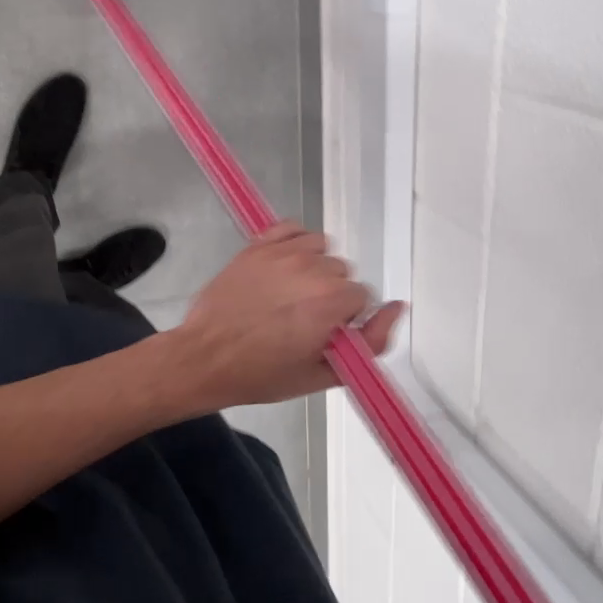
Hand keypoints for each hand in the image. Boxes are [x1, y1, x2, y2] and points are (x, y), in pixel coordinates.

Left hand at [168, 221, 404, 409]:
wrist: (205, 358)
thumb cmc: (262, 373)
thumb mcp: (325, 374)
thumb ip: (372, 342)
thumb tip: (397, 308)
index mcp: (333, 302)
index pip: (362, 298)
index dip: (345, 319)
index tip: (322, 334)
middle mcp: (312, 270)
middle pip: (341, 273)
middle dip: (329, 295)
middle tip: (300, 320)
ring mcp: (282, 254)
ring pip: (321, 249)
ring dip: (313, 268)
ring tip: (289, 294)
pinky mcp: (256, 246)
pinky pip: (292, 228)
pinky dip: (294, 242)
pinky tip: (283, 265)